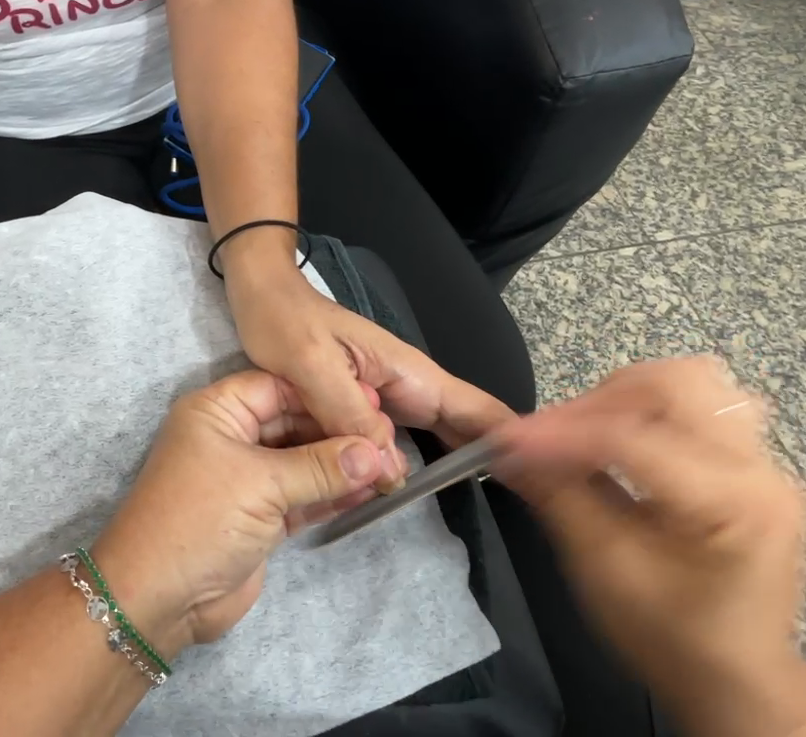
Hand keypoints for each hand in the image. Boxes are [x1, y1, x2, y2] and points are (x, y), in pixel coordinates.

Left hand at [88, 370, 383, 651]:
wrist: (159, 597)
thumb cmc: (201, 519)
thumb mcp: (261, 484)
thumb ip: (321, 466)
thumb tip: (376, 452)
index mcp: (218, 410)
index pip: (279, 386)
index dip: (324, 394)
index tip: (372, 402)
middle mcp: (232, 436)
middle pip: (294, 422)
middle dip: (339, 433)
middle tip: (391, 441)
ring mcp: (246, 477)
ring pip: (302, 460)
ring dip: (342, 466)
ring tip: (391, 468)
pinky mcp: (260, 515)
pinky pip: (302, 494)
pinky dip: (332, 494)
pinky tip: (370, 492)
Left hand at [223, 262, 514, 488]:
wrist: (258, 293)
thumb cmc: (283, 319)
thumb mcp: (309, 363)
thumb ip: (348, 410)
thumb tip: (391, 467)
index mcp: (404, 371)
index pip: (475, 408)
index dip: (512, 445)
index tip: (547, 486)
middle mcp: (402, 387)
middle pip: (460, 430)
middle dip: (490, 467)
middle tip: (530, 512)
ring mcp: (381, 398)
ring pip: (423, 442)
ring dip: (446, 473)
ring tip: (483, 511)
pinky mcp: (356, 408)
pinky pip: (385, 443)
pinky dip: (397, 468)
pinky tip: (399, 495)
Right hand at [492, 357, 805, 736]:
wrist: (739, 681)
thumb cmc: (671, 636)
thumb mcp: (603, 569)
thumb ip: (555, 495)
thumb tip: (499, 446)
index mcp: (733, 505)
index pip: (634, 439)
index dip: (560, 433)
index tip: (504, 441)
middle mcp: (760, 470)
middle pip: (673, 384)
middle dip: (598, 400)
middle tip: (552, 433)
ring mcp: (763, 461)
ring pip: (688, 380)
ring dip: (625, 394)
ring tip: (586, 431)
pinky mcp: (749, 461)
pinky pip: (697, 400)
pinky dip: (645, 405)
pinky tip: (618, 438)